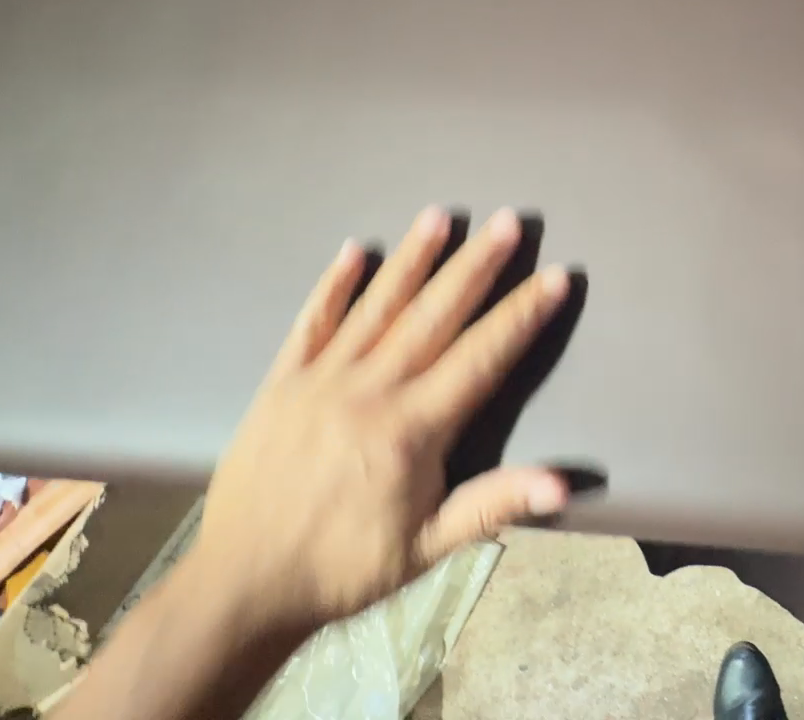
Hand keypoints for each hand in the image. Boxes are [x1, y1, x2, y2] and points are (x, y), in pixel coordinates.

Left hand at [190, 206, 571, 633]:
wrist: (241, 588)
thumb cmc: (347, 566)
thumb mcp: (430, 546)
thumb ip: (495, 504)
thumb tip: (562, 485)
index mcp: (412, 428)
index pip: (483, 356)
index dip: (522, 314)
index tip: (554, 276)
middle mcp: (370, 391)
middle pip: (434, 315)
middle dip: (476, 266)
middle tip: (506, 222)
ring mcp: (320, 381)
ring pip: (377, 307)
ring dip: (412, 259)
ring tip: (439, 215)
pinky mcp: (280, 384)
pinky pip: (309, 324)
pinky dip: (332, 286)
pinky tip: (354, 250)